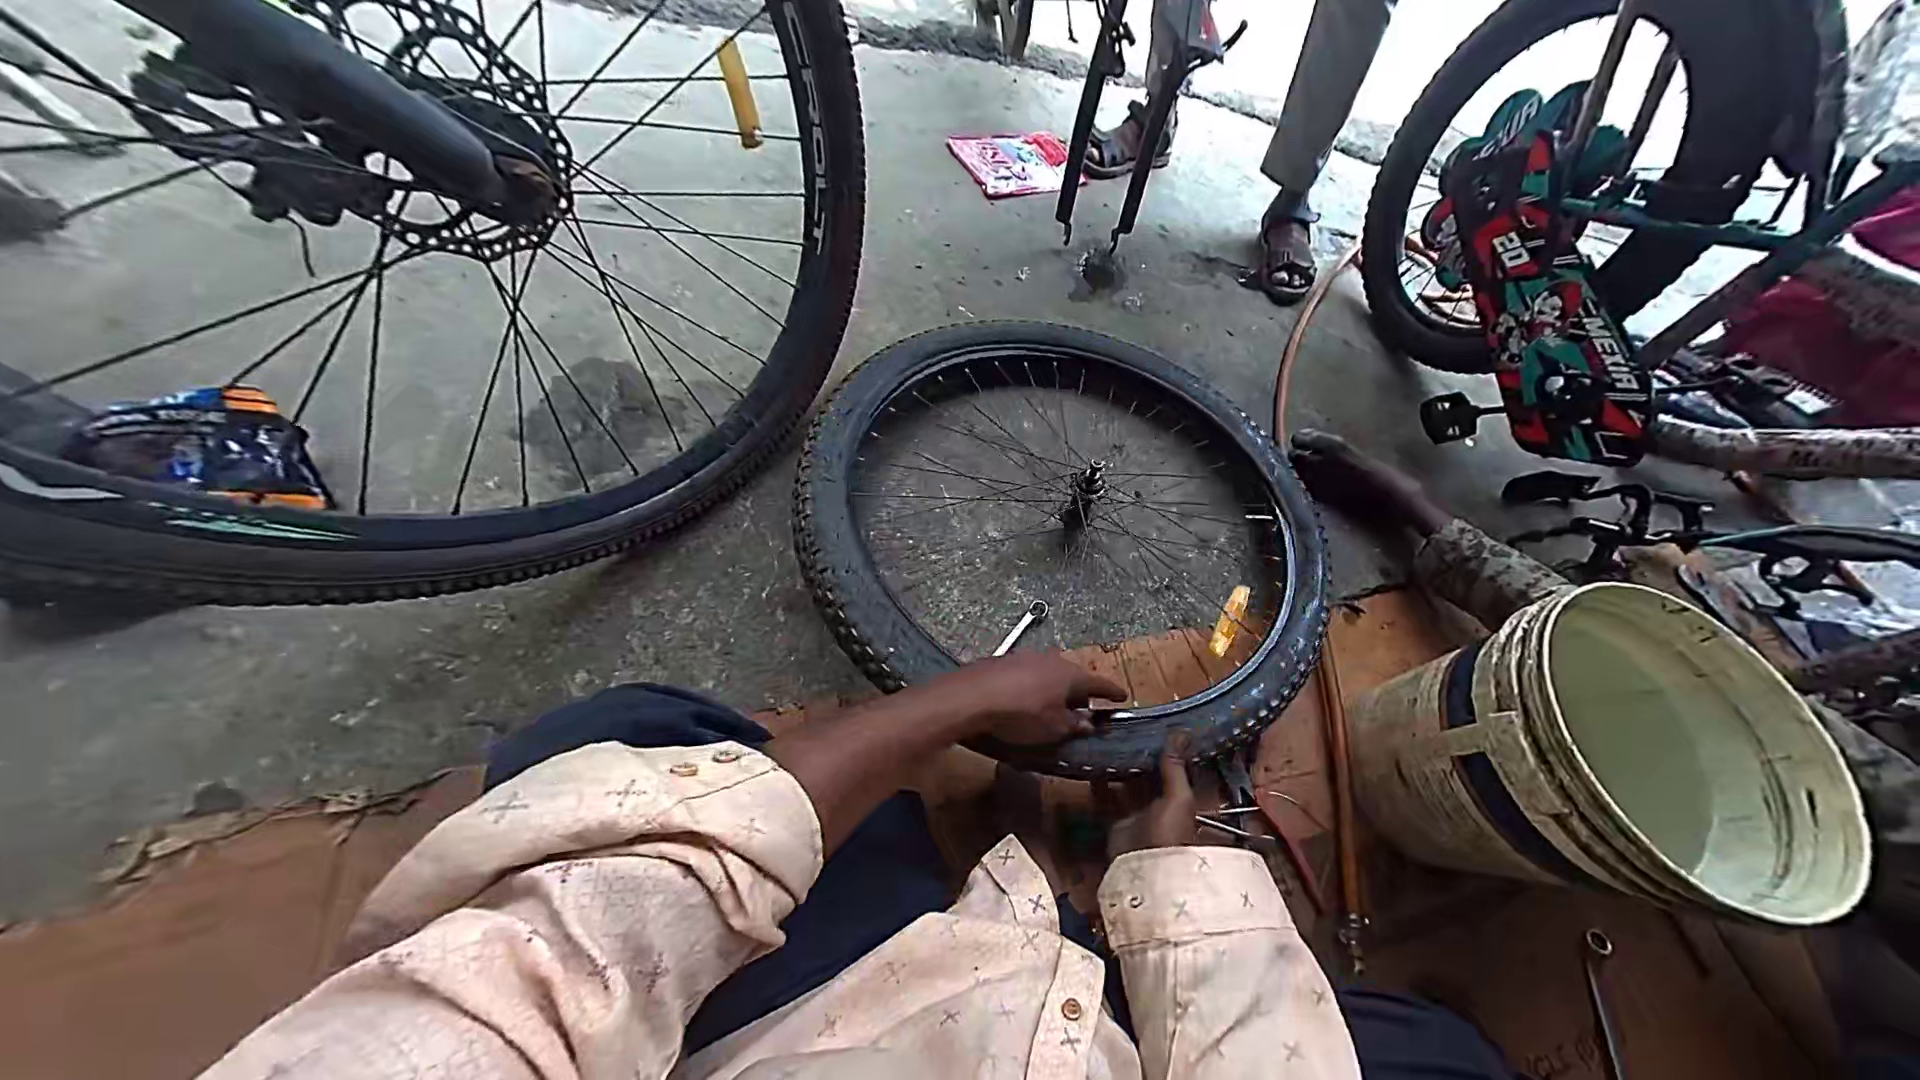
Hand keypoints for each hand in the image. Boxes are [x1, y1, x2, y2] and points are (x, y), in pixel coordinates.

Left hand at [935, 653, 1127, 745]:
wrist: (974, 696)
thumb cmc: (1021, 714)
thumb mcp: (1054, 728)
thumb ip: (1074, 724)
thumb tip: (1088, 723)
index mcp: (1070, 674)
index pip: (1099, 683)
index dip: (1111, 692)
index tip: (1122, 696)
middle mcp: (1051, 660)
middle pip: (1072, 675)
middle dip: (1079, 691)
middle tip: (1084, 707)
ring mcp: (1025, 657)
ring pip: (1048, 673)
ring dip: (1053, 688)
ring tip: (1053, 705)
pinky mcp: (1003, 662)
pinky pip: (1026, 675)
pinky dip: (1031, 687)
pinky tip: (1024, 700)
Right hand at [1103, 730, 1197, 854]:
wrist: (1145, 873)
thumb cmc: (1169, 835)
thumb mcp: (1178, 798)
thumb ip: (1175, 768)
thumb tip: (1182, 732)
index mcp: (1178, 798)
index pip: (1171, 768)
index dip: (1163, 748)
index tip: (1150, 723)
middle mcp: (1157, 804)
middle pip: (1146, 774)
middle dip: (1137, 754)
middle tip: (1121, 727)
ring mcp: (1135, 813)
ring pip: (1125, 783)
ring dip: (1117, 766)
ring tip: (1105, 741)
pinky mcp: (1115, 821)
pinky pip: (1106, 797)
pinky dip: (1099, 783)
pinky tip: (1091, 765)